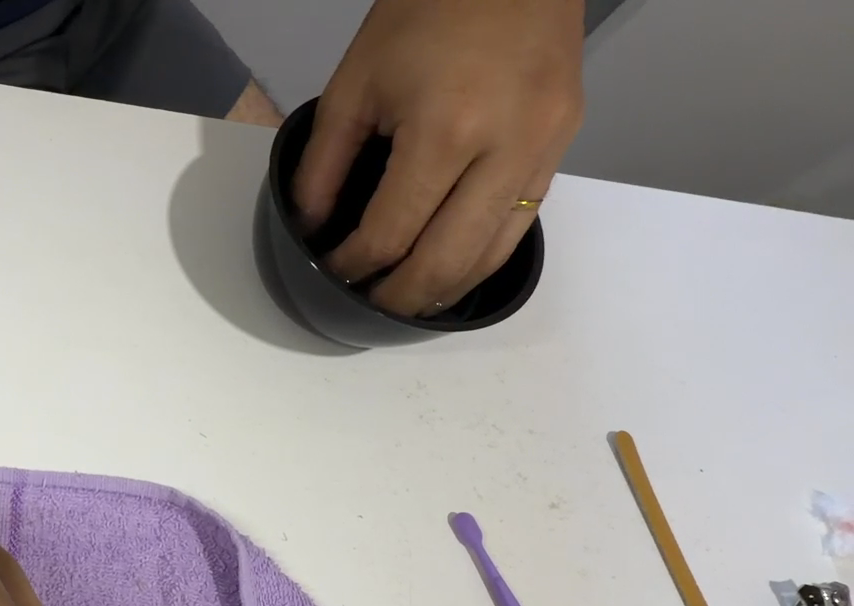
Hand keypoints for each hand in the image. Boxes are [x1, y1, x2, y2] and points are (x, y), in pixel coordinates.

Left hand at [296, 0, 584, 316]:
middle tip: (365, 305)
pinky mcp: (565, 142)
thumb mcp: (350, 90)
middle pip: (446, 260)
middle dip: (397, 296)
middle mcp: (507, 148)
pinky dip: (480, 258)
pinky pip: (523, 222)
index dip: (350, 266)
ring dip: (443, 290)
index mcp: (447, 132)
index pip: (390, 235)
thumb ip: (321, 170)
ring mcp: (547, 146)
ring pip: (492, 253)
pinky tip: (447, 270)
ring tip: (403, 301)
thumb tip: (311, 231)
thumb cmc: (422, 14)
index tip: (331, 269)